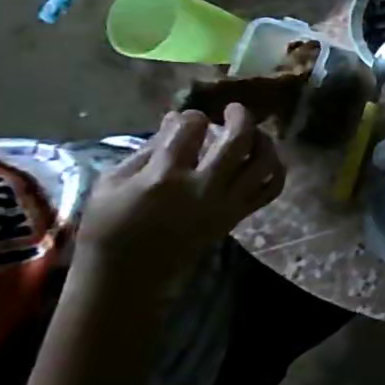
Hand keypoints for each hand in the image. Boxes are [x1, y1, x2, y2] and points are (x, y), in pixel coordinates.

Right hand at [76, 105, 285, 297]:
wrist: (128, 274)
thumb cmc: (109, 228)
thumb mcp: (110, 184)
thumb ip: (147, 150)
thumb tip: (176, 120)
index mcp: (164, 178)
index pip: (190, 132)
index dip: (193, 117)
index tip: (190, 117)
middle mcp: (203, 187)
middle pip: (238, 141)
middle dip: (240, 117)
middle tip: (235, 109)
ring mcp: (227, 202)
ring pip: (264, 162)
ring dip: (264, 141)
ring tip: (254, 132)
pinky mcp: (239, 215)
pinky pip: (271, 188)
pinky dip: (275, 170)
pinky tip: (266, 159)